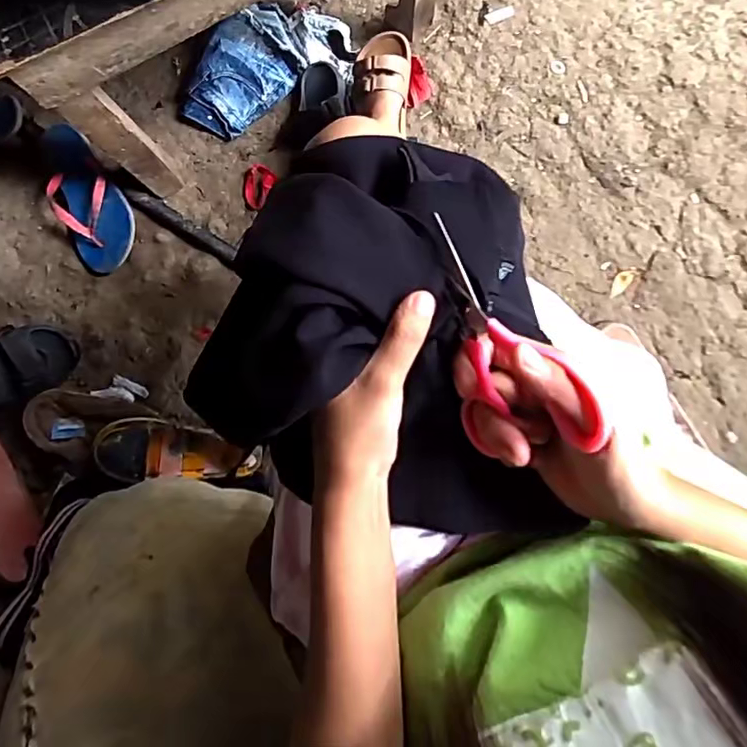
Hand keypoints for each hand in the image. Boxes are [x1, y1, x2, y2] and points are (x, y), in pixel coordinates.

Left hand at [315, 290, 435, 489]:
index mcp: (324, 350)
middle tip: (408, 273)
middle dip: (378, 302)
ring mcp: (342, 375)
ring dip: (386, 324)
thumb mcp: (384, 380)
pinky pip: (374, 355)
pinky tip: (408, 334)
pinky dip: (389, 345)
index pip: (341, 306)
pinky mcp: (357, 388)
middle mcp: (328, 358)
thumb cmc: (361, 431)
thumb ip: (402, 340)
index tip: (388, 263)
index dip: (361, 286)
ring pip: (367, 338)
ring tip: (412, 295)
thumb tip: (422, 294)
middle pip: (355, 321)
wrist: (357, 483)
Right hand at [454, 339, 672, 529]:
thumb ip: (553, 382)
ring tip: (527, 453)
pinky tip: (525, 459)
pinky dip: (498, 447)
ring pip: (483, 408)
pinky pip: (488, 431)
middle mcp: (533, 379)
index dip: (476, 360)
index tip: (474, 388)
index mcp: (550, 364)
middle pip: (482, 379)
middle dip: (492, 412)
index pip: (496, 344)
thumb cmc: (617, 455)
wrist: (625, 503)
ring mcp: (525, 407)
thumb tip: (517, 350)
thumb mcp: (588, 418)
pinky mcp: (518, 432)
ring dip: (498, 434)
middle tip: (521, 436)